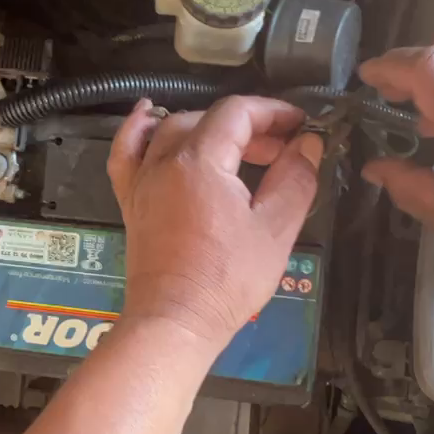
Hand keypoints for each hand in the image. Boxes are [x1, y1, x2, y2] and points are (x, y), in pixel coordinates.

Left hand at [108, 96, 323, 346]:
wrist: (175, 321)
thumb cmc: (227, 280)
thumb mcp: (275, 230)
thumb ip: (294, 179)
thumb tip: (307, 143)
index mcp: (200, 162)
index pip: (236, 113)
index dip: (272, 112)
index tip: (299, 126)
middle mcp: (164, 161)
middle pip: (206, 119)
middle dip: (248, 127)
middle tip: (279, 151)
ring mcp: (141, 180)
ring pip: (170, 130)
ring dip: (207, 129)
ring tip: (237, 147)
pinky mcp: (130, 201)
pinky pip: (127, 152)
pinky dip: (138, 130)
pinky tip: (148, 116)